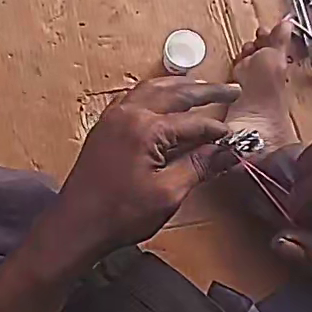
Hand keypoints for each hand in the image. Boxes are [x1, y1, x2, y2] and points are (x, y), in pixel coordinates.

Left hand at [37, 75, 240, 269]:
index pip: (192, 122)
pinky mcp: (105, 125)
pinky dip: (155, 92)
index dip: (216, 130)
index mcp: (146, 128)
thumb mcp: (168, 193)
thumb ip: (199, 166)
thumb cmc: (120, 214)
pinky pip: (135, 96)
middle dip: (205, 91)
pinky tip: (163, 98)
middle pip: (174, 93)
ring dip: (179, 86)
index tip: (234, 136)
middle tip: (230, 90)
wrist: (76, 225)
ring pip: (152, 88)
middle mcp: (129, 113)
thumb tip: (228, 151)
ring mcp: (114, 116)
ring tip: (202, 86)